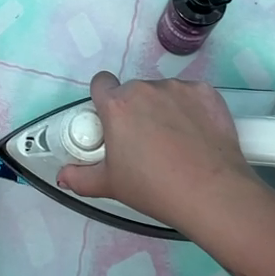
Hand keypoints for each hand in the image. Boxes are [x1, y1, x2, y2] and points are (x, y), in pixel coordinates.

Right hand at [56, 72, 257, 232]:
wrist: (212, 192)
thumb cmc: (154, 188)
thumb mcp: (111, 185)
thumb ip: (81, 177)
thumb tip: (63, 176)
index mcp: (117, 105)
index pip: (101, 83)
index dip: (104, 99)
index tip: (113, 121)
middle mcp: (145, 88)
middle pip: (133, 92)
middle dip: (136, 110)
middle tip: (146, 143)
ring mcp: (178, 87)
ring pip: (163, 93)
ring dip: (164, 109)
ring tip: (177, 143)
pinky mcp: (206, 92)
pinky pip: (192, 96)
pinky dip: (192, 110)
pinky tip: (198, 136)